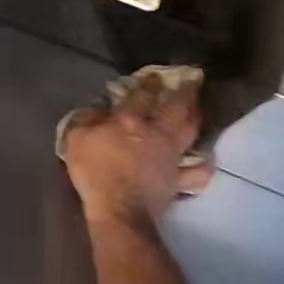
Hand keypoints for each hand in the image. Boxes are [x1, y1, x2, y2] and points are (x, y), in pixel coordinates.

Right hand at [62, 71, 210, 224]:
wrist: (119, 209)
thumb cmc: (95, 172)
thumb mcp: (77, 139)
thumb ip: (87, 120)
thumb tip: (96, 108)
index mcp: (130, 121)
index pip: (142, 95)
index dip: (150, 83)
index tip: (157, 75)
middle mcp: (157, 133)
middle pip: (176, 108)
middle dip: (185, 92)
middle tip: (193, 81)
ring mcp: (171, 156)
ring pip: (190, 133)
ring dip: (197, 119)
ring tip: (199, 111)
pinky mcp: (178, 180)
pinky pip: (196, 172)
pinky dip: (203, 165)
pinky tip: (207, 160)